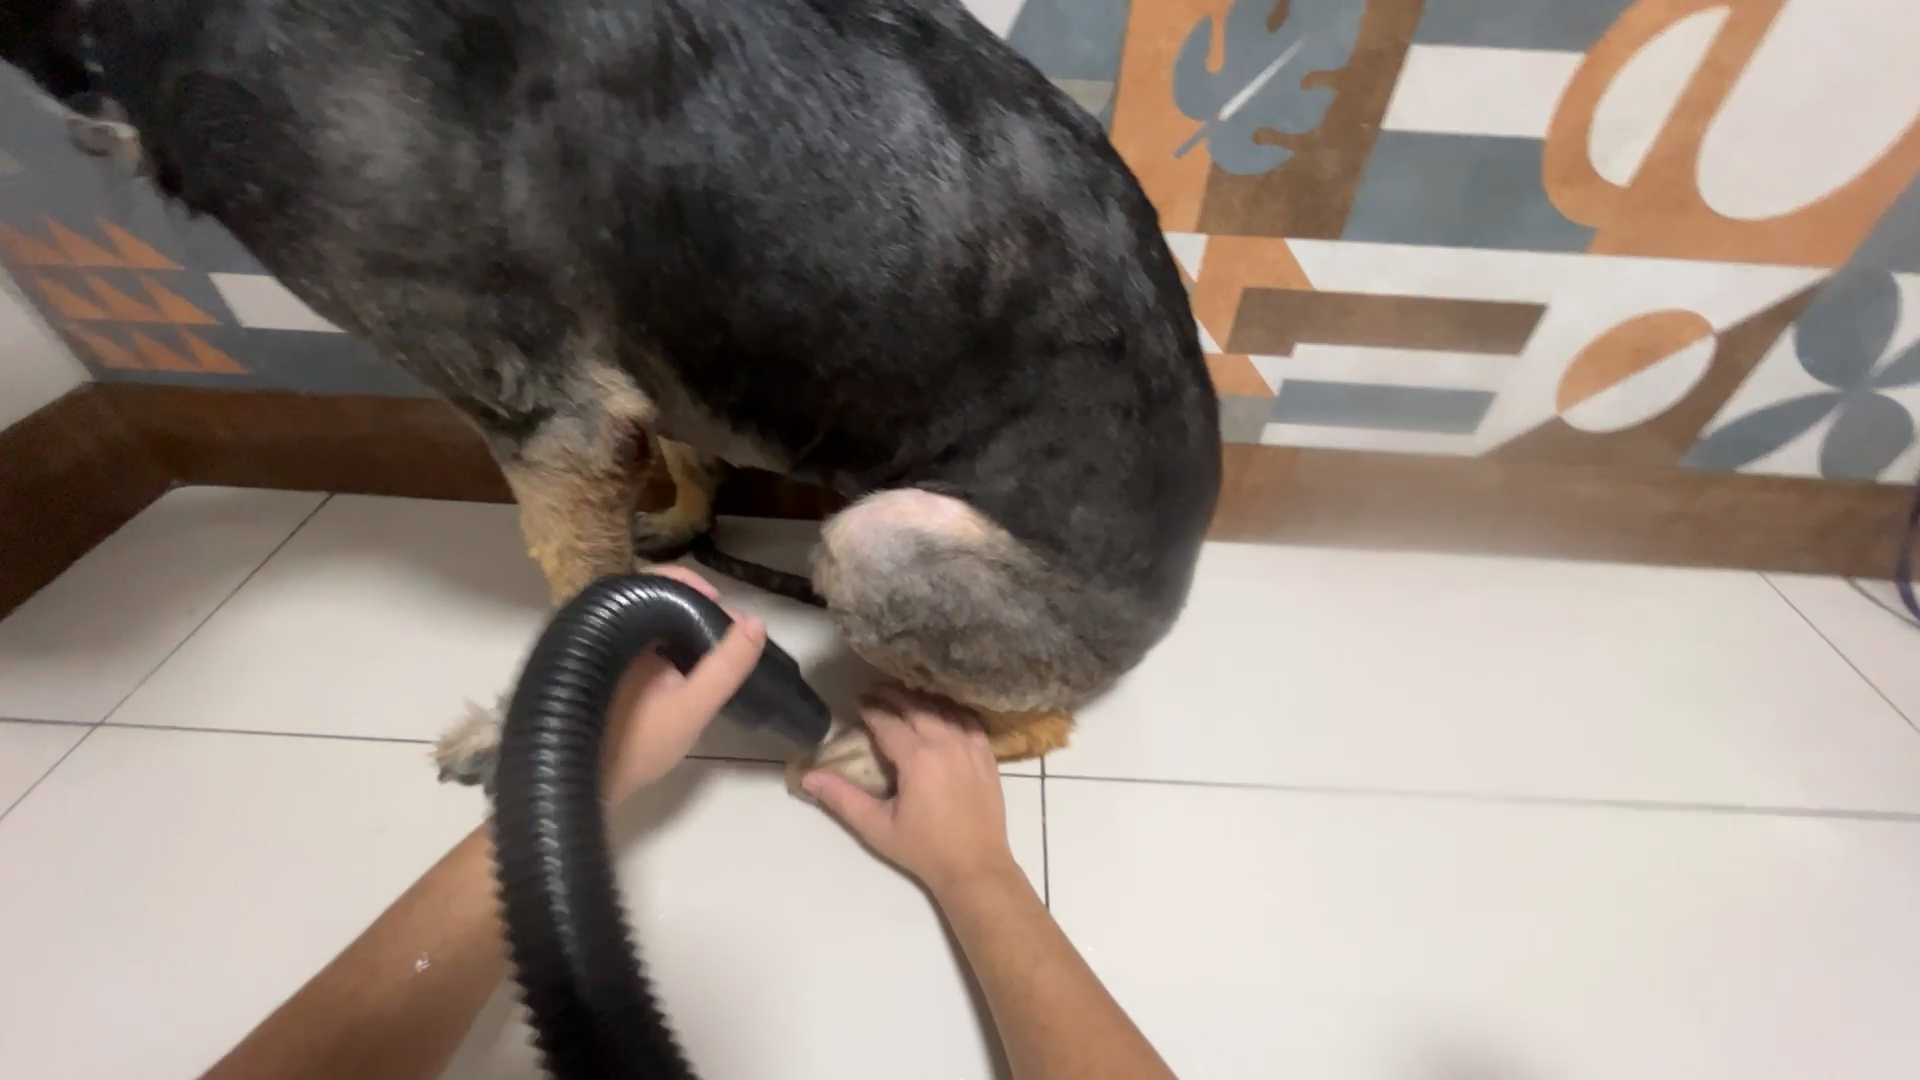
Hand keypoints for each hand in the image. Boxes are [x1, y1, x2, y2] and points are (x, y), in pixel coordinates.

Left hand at [602, 566, 765, 804]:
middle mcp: (595, 625)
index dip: (692, 586)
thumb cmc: (634, 748)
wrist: (577, 792)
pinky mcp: (588, 667)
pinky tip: (674, 664)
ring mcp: (587, 646)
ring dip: (673, 626)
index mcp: (617, 625)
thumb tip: (756, 622)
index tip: (720, 606)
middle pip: (649, 597)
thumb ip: (726, 666)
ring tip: (704, 647)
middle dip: (688, 608)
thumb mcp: (692, 708)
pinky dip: (654, 642)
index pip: (656, 581)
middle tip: (719, 632)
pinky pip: (626, 637)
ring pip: (639, 617)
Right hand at [803, 685, 1019, 898]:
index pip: (888, 721)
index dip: (870, 709)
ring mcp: (970, 745)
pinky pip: (968, 720)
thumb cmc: (923, 849)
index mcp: (917, 758)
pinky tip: (941, 710)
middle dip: (892, 696)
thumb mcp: (877, 827)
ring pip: (942, 709)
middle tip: (874, 691)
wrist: (975, 867)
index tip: (857, 702)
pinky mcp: (987, 753)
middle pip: (915, 707)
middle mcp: (945, 742)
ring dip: (920, 700)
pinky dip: (952, 710)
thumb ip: (842, 799)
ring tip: (903, 697)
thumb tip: (809, 777)